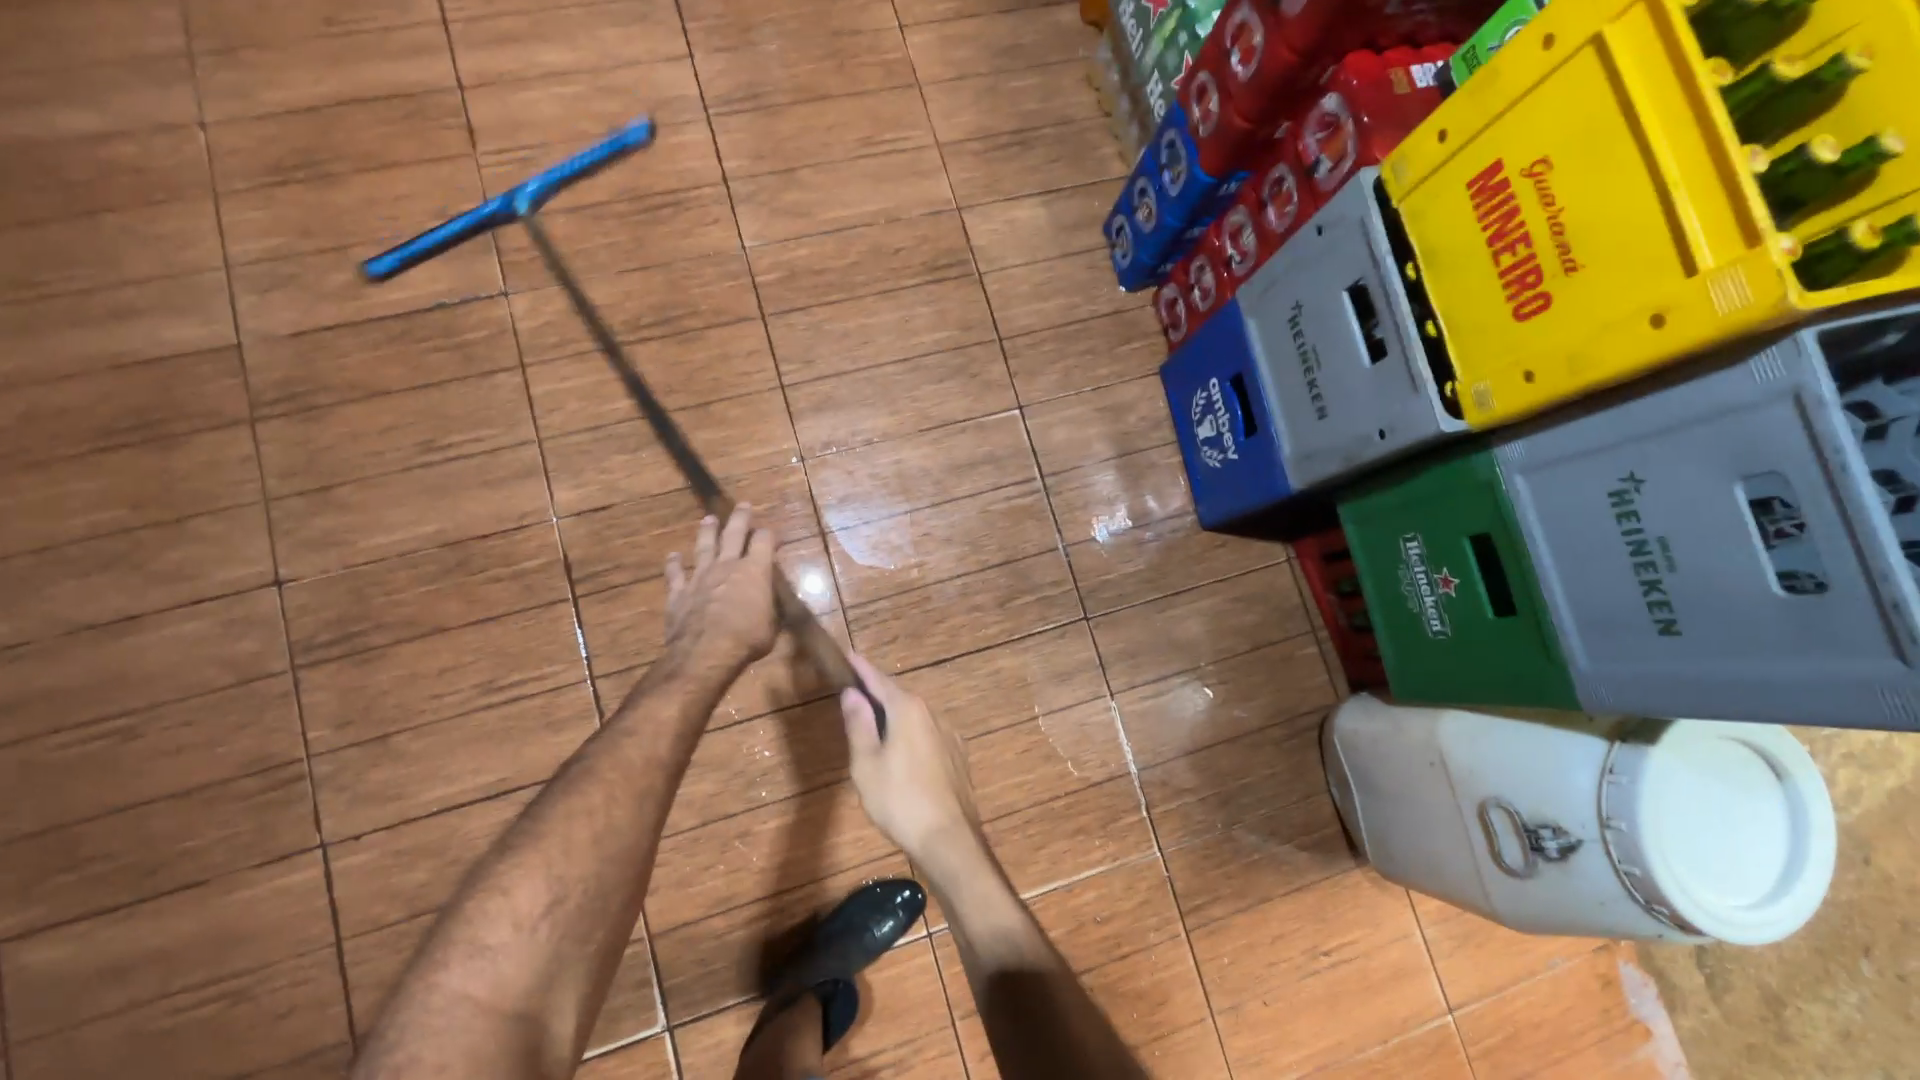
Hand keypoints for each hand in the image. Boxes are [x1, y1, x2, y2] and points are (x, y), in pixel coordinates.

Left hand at [662, 505, 779, 681]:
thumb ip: (771, 610)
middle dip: (740, 518)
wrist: (705, 653)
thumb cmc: (747, 639)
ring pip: (704, 547)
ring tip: (708, 519)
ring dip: (707, 532)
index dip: (769, 535)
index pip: (764, 542)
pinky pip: (675, 574)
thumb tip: (772, 606)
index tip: (772, 533)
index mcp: (755, 571)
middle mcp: (727, 566)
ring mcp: (700, 577)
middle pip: (734, 534)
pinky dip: (673, 564)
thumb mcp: (772, 626)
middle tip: (743, 505)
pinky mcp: (679, 593)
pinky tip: (672, 556)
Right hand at [839, 654, 981, 862]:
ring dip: (894, 714)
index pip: (878, 680)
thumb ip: (859, 725)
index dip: (861, 669)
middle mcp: (932, 714)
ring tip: (874, 721)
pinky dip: (910, 732)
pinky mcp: (957, 756)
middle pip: (899, 695)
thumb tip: (852, 693)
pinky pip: (927, 733)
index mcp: (907, 710)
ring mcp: (949, 735)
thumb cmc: (899, 800)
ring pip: (915, 715)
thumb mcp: (866, 764)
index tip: (848, 655)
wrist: (948, 838)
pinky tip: (902, 749)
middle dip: (877, 691)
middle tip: (855, 690)